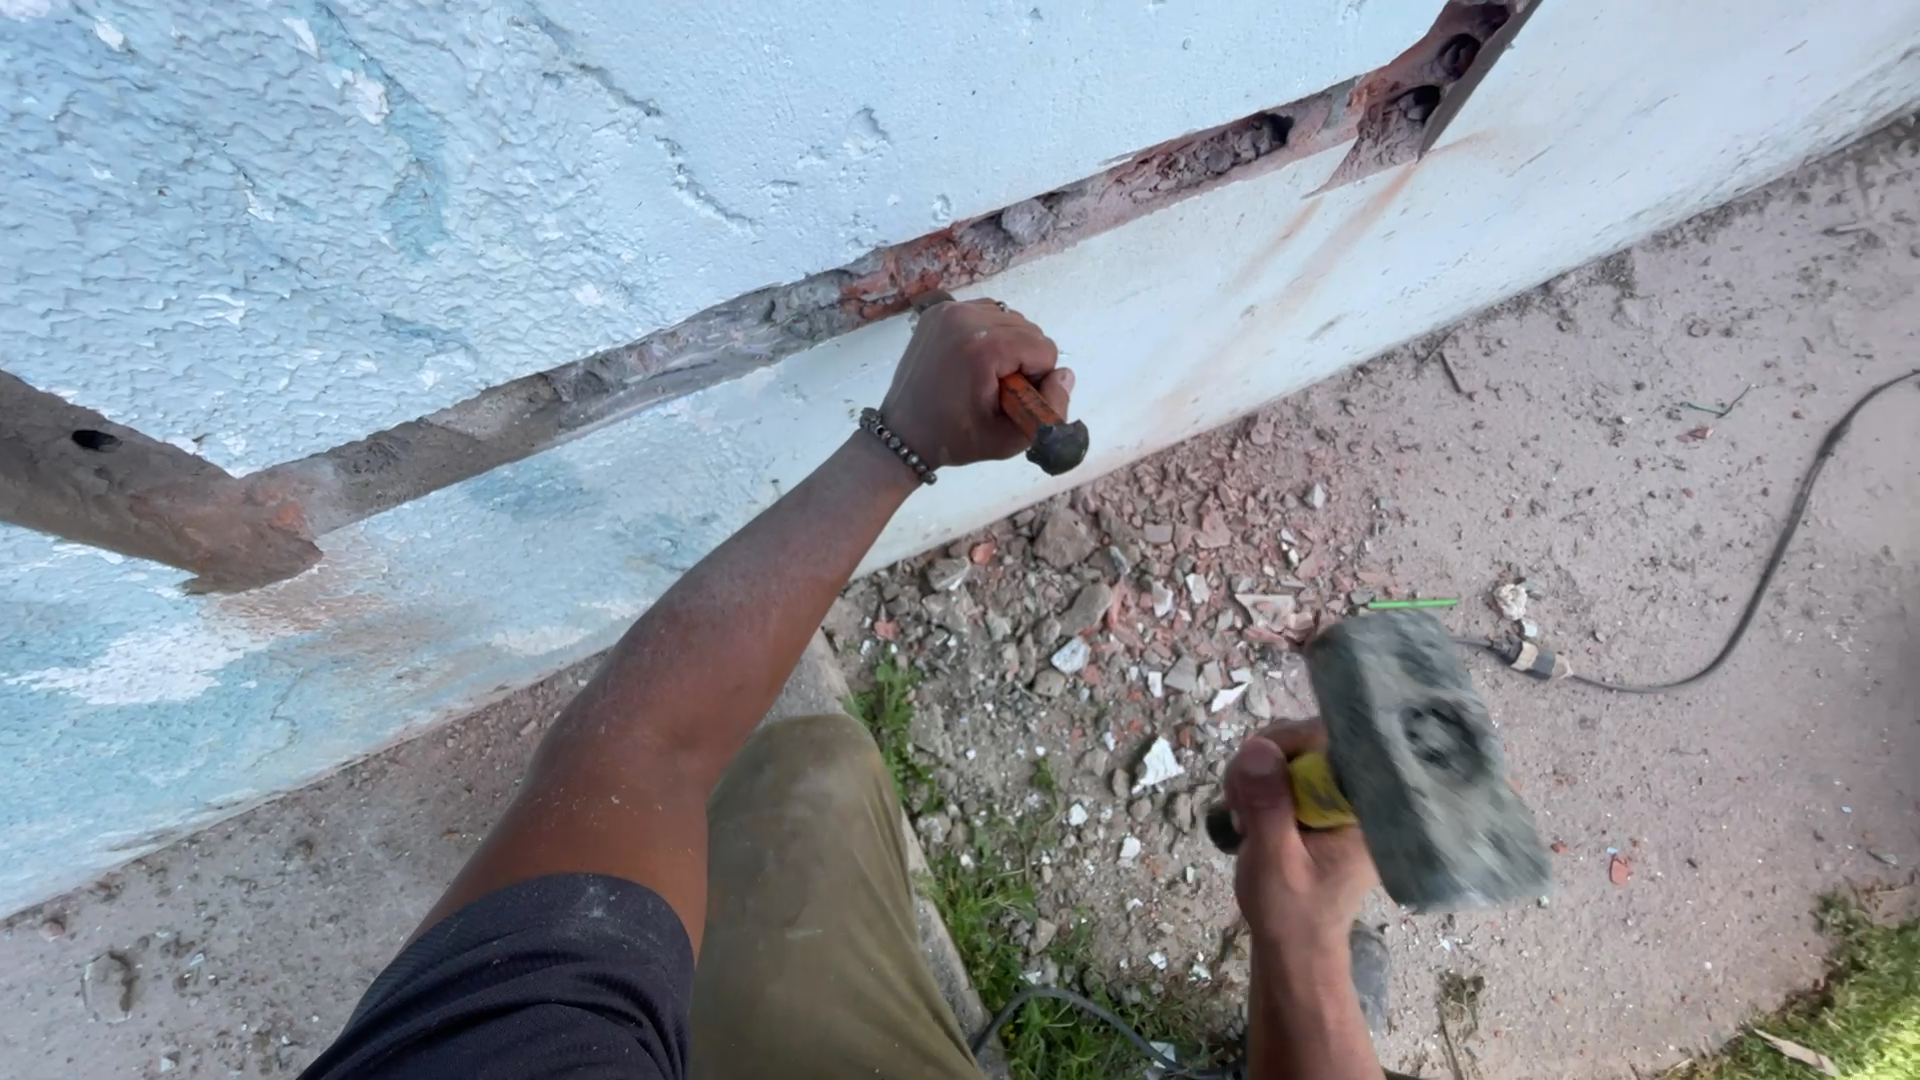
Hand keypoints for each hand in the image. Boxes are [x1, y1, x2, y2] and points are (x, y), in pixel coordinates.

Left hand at [878, 294, 1073, 468]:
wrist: (903, 434)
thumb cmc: (956, 440)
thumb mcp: (1011, 438)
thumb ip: (1050, 408)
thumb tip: (1065, 374)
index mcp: (983, 347)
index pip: (1044, 349)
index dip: (1036, 380)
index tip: (1010, 399)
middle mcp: (966, 317)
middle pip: (1029, 329)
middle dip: (1024, 361)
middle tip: (997, 390)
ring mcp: (948, 310)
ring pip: (1009, 318)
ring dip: (1009, 346)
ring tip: (985, 376)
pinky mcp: (938, 310)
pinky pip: (985, 314)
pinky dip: (989, 335)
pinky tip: (972, 361)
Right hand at [1225, 721, 1378, 961]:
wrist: (1292, 949)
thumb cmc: (1290, 913)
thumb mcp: (1275, 860)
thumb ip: (1269, 805)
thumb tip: (1258, 747)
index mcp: (1366, 810)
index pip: (1336, 740)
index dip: (1291, 739)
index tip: (1256, 764)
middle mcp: (1358, 798)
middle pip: (1308, 740)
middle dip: (1265, 758)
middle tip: (1238, 797)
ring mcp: (1335, 800)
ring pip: (1289, 752)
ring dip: (1254, 772)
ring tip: (1240, 812)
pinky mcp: (1315, 805)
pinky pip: (1282, 771)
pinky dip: (1256, 784)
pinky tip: (1245, 812)